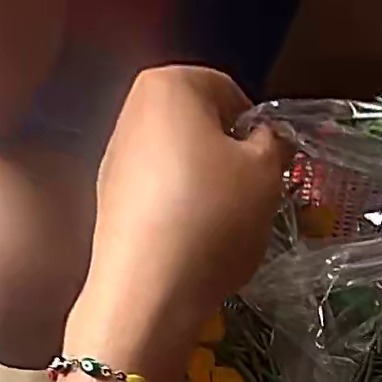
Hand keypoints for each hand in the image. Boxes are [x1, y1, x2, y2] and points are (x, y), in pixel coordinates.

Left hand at [69, 65, 289, 375]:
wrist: (147, 296)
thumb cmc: (212, 219)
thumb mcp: (265, 176)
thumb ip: (274, 144)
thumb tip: (267, 139)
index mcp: (168, 86)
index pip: (228, 92)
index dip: (256, 132)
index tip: (268, 170)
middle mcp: (130, 117)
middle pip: (198, 134)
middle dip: (227, 164)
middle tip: (249, 204)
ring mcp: (113, 168)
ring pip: (178, 173)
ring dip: (204, 198)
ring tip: (220, 237)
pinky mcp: (108, 214)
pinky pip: (157, 208)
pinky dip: (179, 223)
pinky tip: (191, 254)